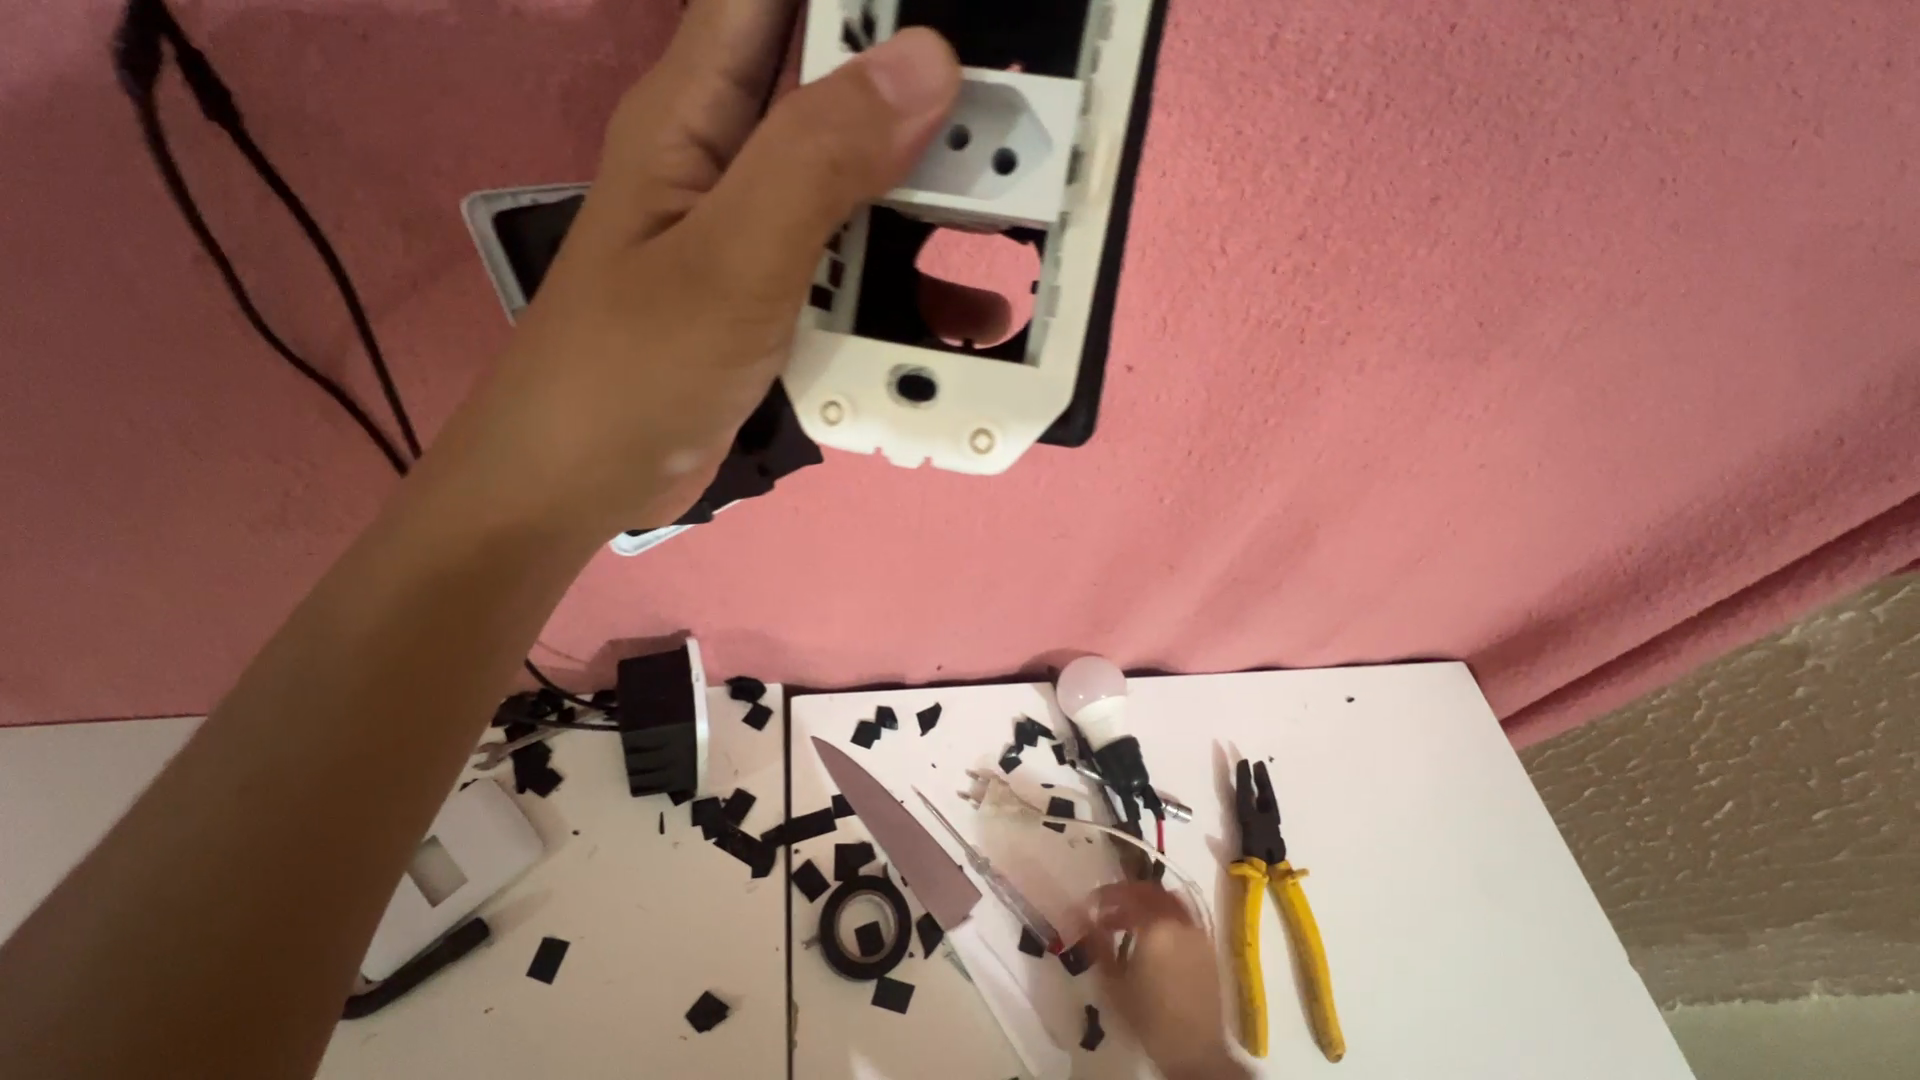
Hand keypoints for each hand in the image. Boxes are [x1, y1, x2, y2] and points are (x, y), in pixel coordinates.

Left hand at [434, 2, 966, 533]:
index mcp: (696, 110)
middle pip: (838, 83)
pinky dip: (910, 282)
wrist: (585, 482)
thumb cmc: (634, 371)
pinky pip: (857, 265)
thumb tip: (927, 60)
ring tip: (1017, 204)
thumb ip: (818, 159)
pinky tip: (963, 311)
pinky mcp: (778, 295)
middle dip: (924, 90)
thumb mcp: (730, 261)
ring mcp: (759, 231)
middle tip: (1020, 112)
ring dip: (931, 194)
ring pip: (861, 181)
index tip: (961, 15)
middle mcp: (731, 156)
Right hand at [1090, 883, 1250, 1079]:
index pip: (1127, 894)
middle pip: (1151, 891)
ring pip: (1169, 902)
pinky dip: (1165, 917)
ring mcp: (1198, 933)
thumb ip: (1096, 943)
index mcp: (1155, 927)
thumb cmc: (1149, 1019)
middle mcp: (1180, 921)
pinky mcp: (1209, 948)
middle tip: (1107, 910)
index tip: (1090, 905)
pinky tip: (1153, 939)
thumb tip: (1080, 914)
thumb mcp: (1113, 984)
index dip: (1105, 895)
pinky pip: (1183, 918)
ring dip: (1147, 904)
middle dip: (1126, 895)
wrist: (1196, 1052)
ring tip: (1129, 923)